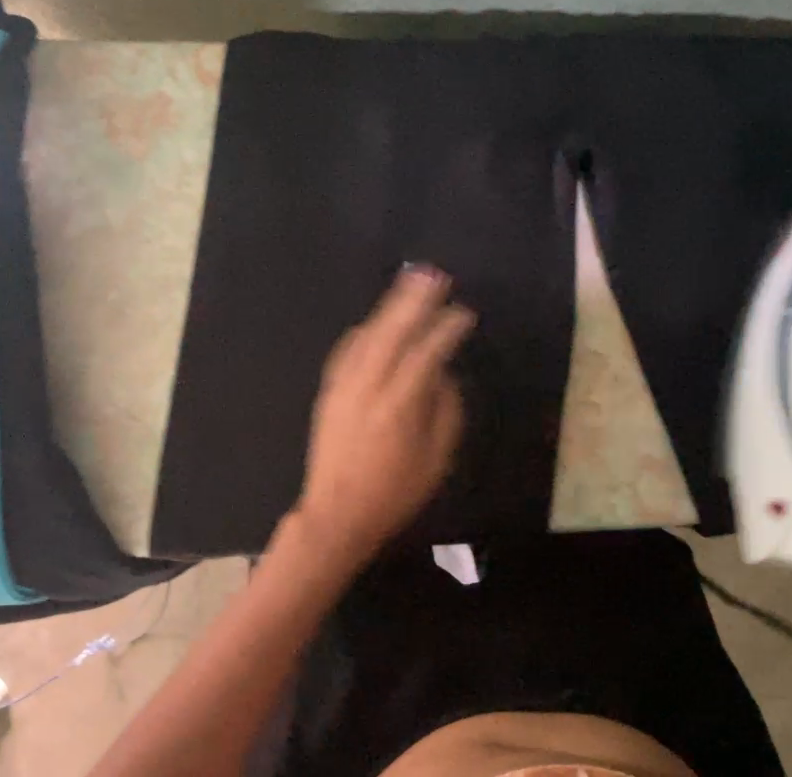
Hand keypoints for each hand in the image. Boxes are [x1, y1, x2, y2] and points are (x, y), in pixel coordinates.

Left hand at [295, 264, 474, 563]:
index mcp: (399, 406)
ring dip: (389, 308)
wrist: (337, 514)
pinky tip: (375, 321)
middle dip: (414, 302)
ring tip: (409, 284)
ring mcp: (344, 387)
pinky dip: (364, 331)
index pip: (425, 354)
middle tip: (434, 276)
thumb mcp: (436, 459)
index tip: (463, 313)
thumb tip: (443, 375)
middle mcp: (368, 388)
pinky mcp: (329, 392)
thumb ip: (444, 411)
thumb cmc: (395, 493)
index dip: (446, 330)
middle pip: (393, 333)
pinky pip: (347, 351)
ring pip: (368, 336)